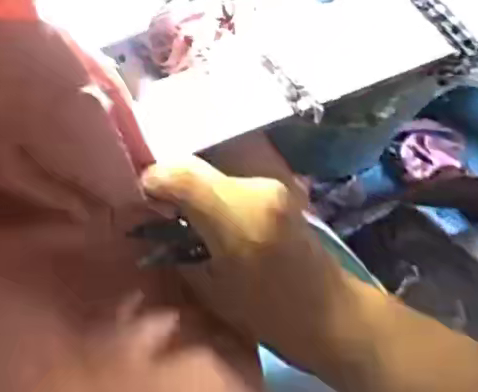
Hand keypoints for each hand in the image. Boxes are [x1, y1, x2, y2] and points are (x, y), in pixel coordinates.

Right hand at [142, 157, 368, 378]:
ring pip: (214, 161)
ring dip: (196, 177)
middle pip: (196, 163)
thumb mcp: (213, 291)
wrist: (334, 315)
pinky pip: (233, 167)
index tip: (143, 195)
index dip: (155, 179)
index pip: (181, 173)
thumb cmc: (271, 315)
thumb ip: (178, 248)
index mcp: (238, 215)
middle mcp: (255, 185)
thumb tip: (152, 220)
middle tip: (161, 200)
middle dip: (173, 177)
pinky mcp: (278, 179)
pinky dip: (216, 180)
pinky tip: (212, 201)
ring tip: (186, 201)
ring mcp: (270, 178)